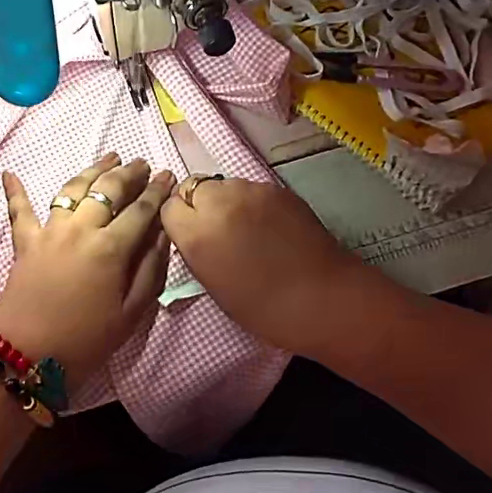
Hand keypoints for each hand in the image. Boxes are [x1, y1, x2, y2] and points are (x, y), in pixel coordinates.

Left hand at [0, 155, 174, 391]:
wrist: (25, 356)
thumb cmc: (85, 340)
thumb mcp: (131, 313)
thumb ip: (150, 270)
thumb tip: (162, 235)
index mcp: (110, 248)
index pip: (141, 210)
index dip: (157, 190)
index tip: (169, 175)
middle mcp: (81, 229)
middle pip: (108, 190)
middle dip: (129, 173)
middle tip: (142, 163)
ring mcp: (49, 232)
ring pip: (72, 189)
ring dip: (93, 170)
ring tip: (109, 157)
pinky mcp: (24, 243)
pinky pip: (19, 212)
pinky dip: (15, 191)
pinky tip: (9, 173)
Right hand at [159, 175, 386, 353]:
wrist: (322, 298)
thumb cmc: (262, 307)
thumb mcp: (212, 283)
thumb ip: (196, 248)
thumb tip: (195, 232)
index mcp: (197, 233)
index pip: (169, 207)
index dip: (179, 220)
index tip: (191, 235)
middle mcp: (220, 202)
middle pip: (195, 187)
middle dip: (201, 204)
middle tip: (218, 229)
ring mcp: (252, 191)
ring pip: (225, 185)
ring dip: (228, 201)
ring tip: (247, 228)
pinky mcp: (278, 189)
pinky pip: (253, 189)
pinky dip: (254, 203)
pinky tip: (270, 226)